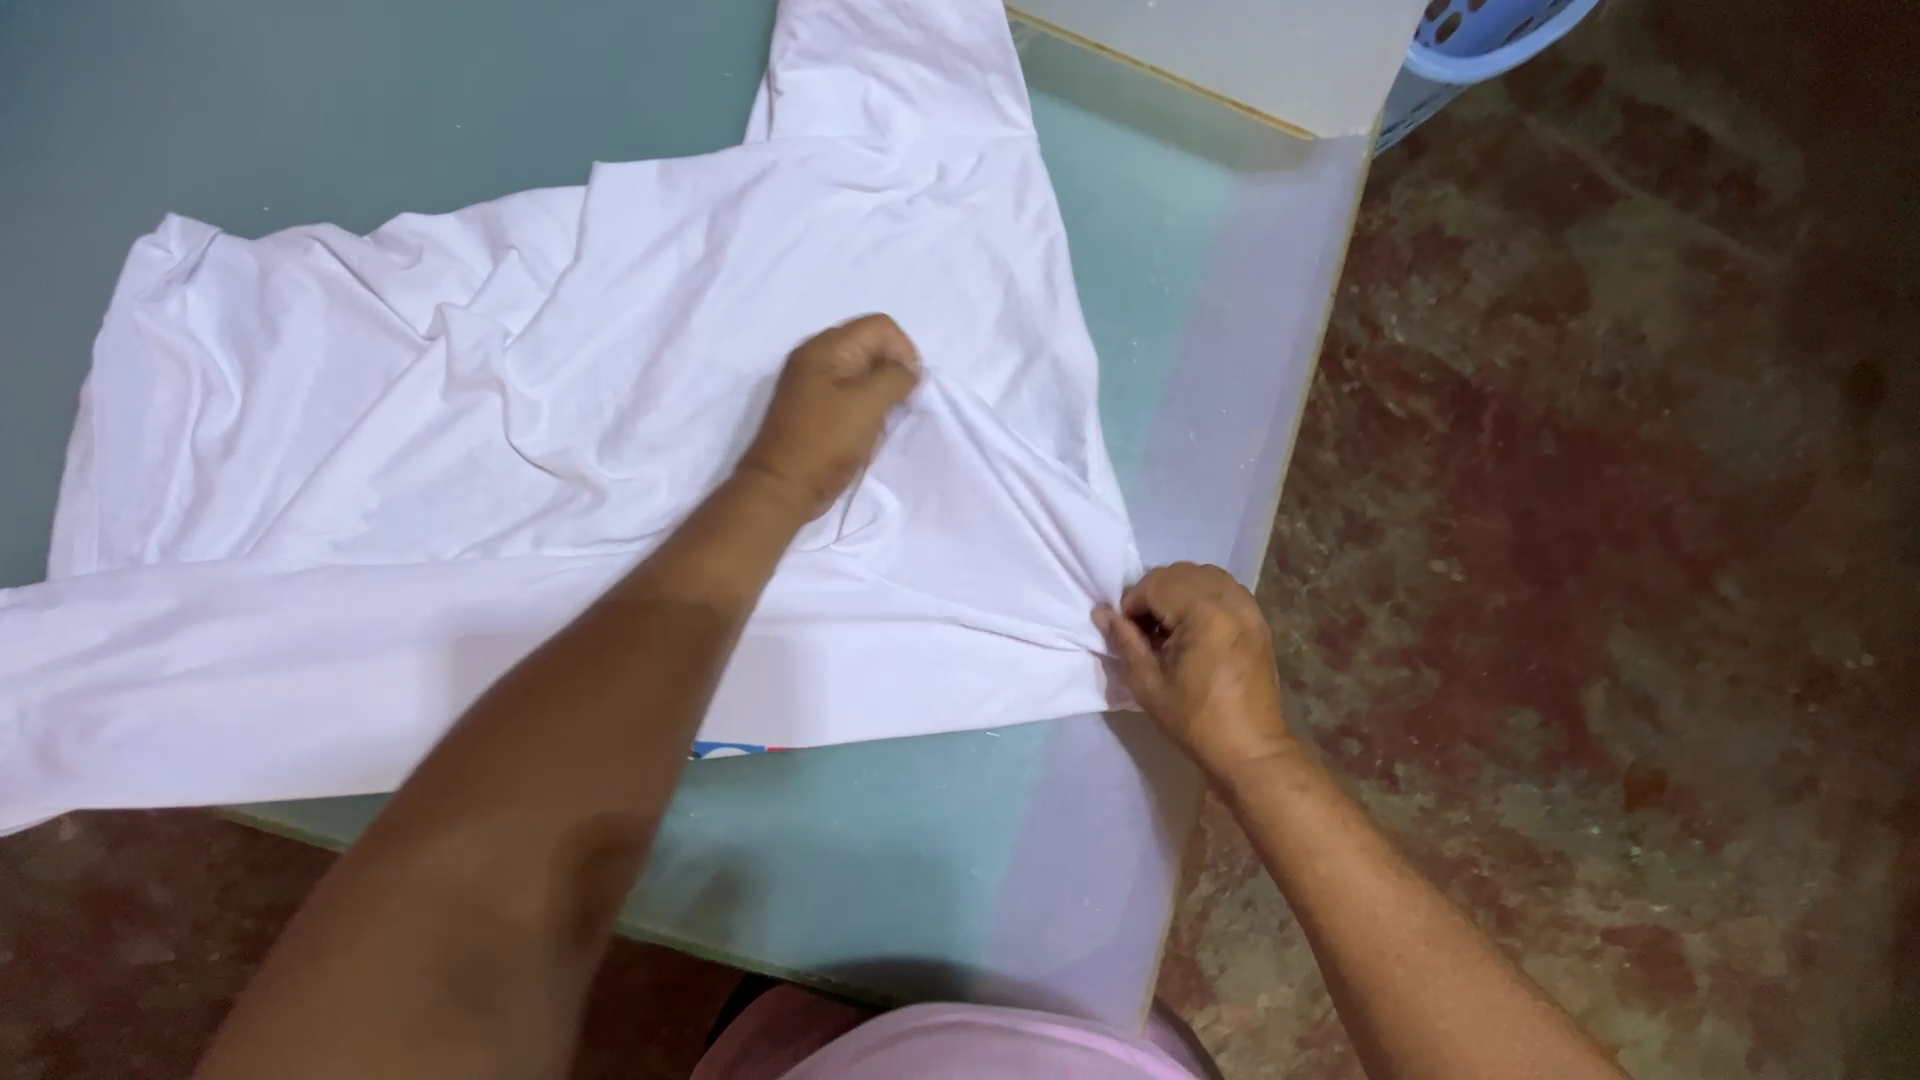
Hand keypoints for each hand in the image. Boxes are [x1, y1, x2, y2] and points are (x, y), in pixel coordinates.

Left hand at [737, 314, 920, 520]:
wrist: (783, 488)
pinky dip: (865, 404)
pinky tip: (867, 427)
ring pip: (860, 371)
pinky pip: (848, 392)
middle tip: (899, 404)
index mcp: (825, 348)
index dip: (904, 351)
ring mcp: (811, 383)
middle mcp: (815, 357)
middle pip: (869, 345)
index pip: (879, 327)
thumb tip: (908, 370)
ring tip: (883, 419)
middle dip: (892, 370)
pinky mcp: (812, 407)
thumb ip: (895, 377)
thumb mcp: (868, 404)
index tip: (909, 388)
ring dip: (880, 390)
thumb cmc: (826, 443)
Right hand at [1097, 562, 1297, 783]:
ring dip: (1178, 591)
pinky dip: (1202, 595)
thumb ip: (1124, 641)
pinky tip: (1194, 626)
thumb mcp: (1148, 684)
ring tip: (1169, 626)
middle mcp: (1229, 600)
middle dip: (1154, 593)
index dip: (1132, 604)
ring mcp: (1248, 607)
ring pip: (1202, 574)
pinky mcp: (1257, 617)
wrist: (1250, 747)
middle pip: (1178, 573)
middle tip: (1145, 629)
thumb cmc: (1194, 720)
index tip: (1128, 633)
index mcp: (1204, 615)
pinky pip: (1223, 587)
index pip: (1155, 584)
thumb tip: (1101, 612)